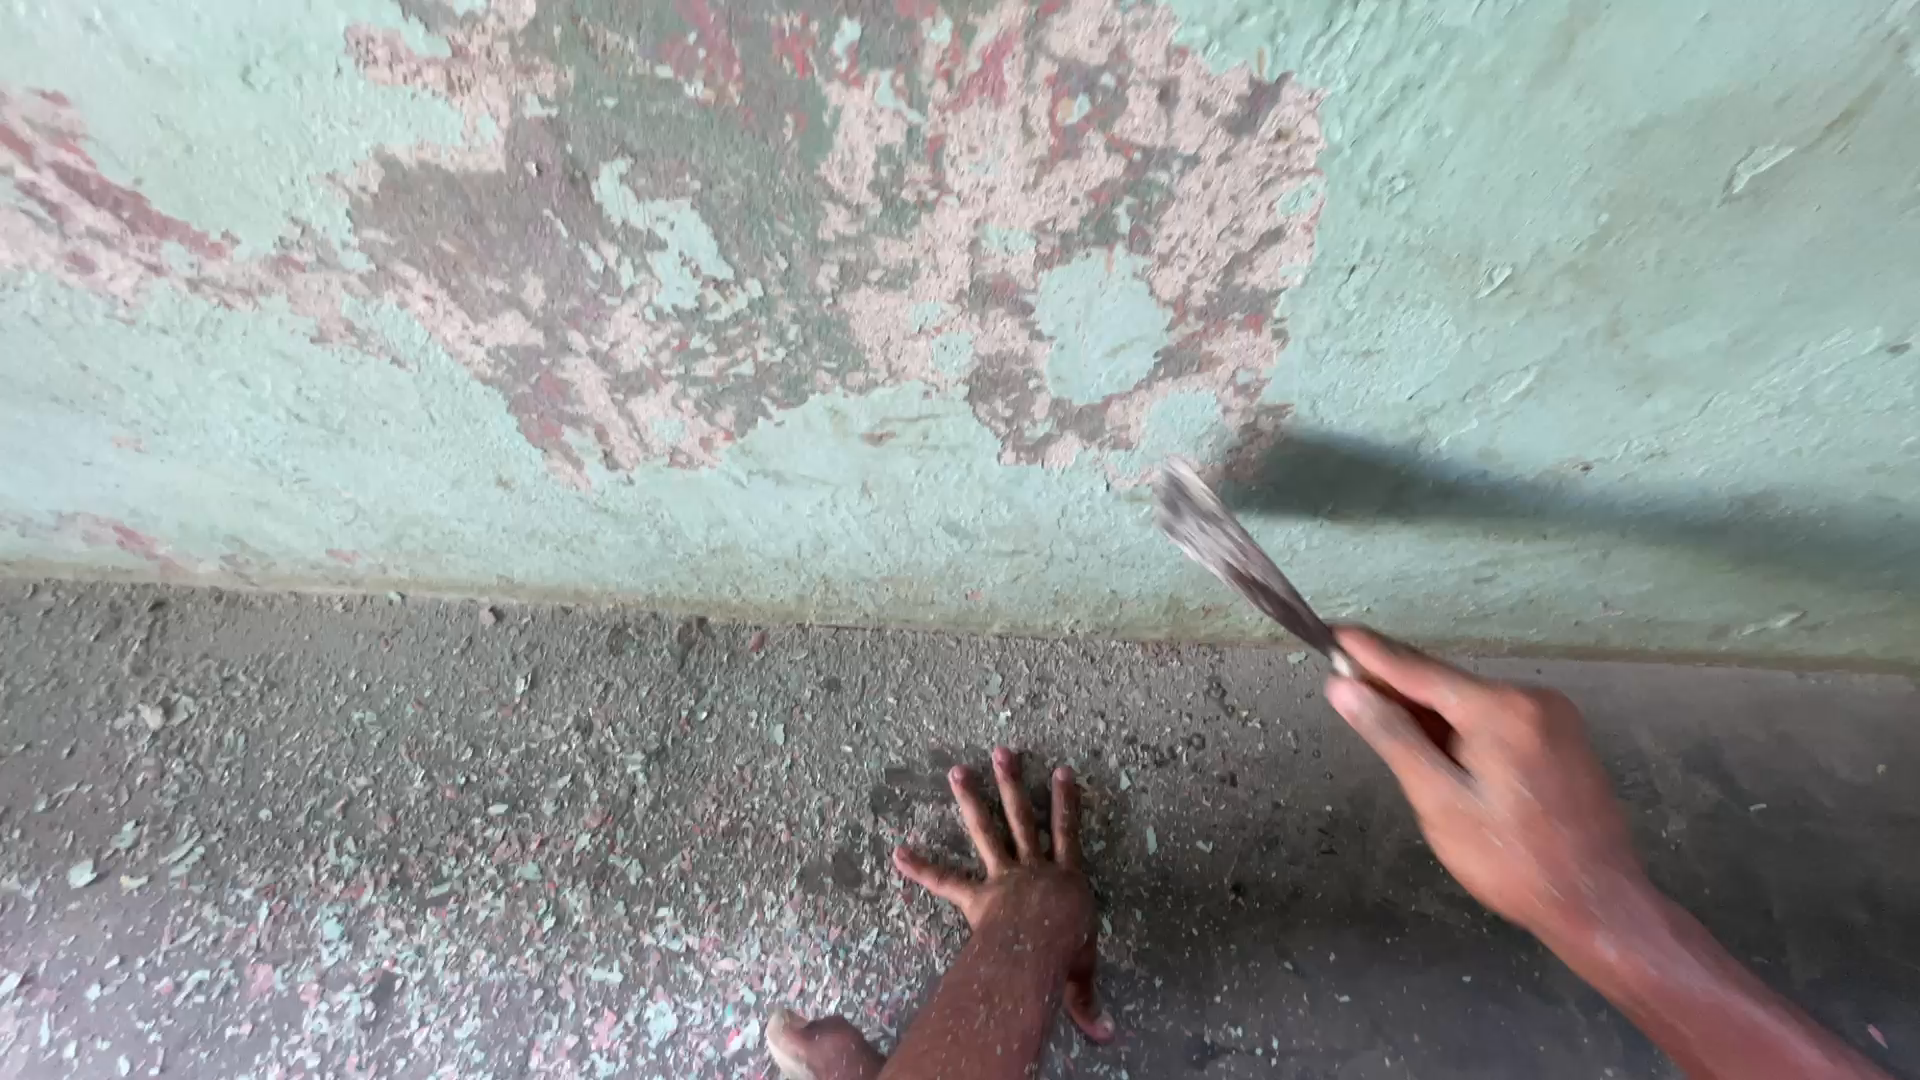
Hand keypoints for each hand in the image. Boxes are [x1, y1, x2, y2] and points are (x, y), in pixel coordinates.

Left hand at [893, 747, 1113, 1042]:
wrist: (1039, 952)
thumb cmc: (1066, 955)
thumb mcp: (1082, 971)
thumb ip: (1086, 997)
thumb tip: (1106, 1037)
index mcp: (1063, 875)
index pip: (1067, 829)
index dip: (1066, 800)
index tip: (1062, 769)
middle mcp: (1032, 867)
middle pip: (1021, 817)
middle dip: (1011, 783)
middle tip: (1001, 750)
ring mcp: (1003, 877)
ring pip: (987, 831)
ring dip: (971, 800)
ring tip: (956, 770)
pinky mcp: (978, 898)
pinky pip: (947, 881)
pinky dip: (922, 868)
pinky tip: (898, 852)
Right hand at [1325, 628, 1649, 945]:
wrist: (1603, 909)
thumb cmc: (1512, 861)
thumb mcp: (1438, 800)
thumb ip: (1390, 735)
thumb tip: (1342, 687)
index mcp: (1500, 709)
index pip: (1414, 668)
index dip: (1365, 651)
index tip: (1328, 630)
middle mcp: (1528, 697)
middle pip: (1437, 679)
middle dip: (1388, 684)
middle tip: (1341, 690)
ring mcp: (1547, 713)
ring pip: (1458, 697)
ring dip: (1417, 708)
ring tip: (1386, 732)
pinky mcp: (1554, 731)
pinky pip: (1483, 712)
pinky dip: (1448, 722)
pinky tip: (1432, 748)